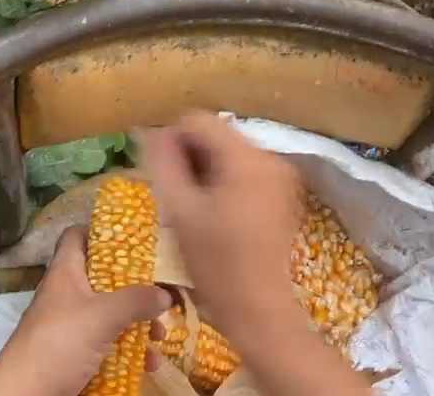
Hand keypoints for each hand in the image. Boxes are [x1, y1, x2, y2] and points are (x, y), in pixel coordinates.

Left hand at [0, 225, 170, 395]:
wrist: (26, 393)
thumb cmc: (59, 341)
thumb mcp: (101, 316)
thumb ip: (134, 301)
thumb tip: (165, 294)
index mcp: (66, 270)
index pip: (77, 235)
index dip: (100, 232)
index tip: (130, 240)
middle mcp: (67, 292)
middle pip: (102, 278)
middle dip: (133, 289)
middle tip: (157, 298)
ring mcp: (70, 323)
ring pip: (108, 314)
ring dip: (135, 324)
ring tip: (158, 337)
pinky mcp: (74, 352)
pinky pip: (106, 344)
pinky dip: (127, 350)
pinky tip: (147, 363)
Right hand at [143, 112, 303, 338]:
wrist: (259, 312)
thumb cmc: (216, 265)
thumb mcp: (181, 211)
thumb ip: (163, 162)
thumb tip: (151, 131)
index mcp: (245, 158)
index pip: (196, 120)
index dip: (171, 139)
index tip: (161, 171)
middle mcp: (268, 157)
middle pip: (215, 133)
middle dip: (190, 154)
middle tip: (175, 189)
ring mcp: (279, 174)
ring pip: (227, 149)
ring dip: (204, 166)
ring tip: (192, 201)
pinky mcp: (282, 191)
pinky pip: (242, 167)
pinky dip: (223, 177)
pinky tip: (213, 208)